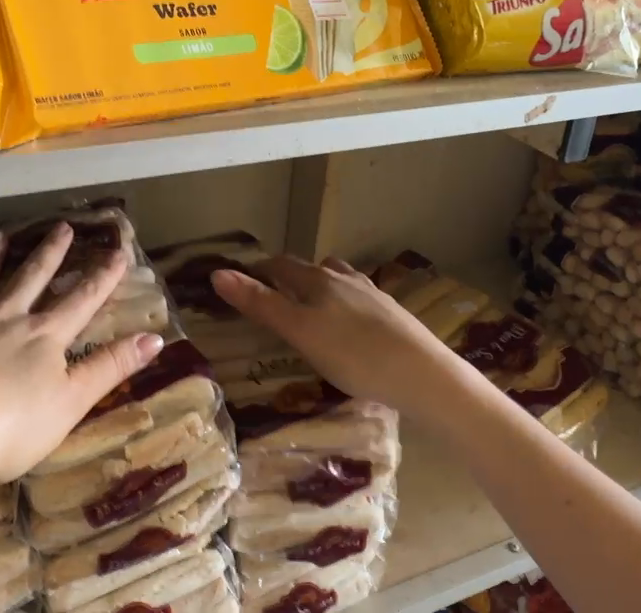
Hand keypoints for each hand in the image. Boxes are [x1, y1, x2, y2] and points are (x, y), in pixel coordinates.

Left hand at [0, 224, 164, 492]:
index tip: (119, 252)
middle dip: (50, 253)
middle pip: (32, 278)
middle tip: (63, 227)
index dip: (102, 278)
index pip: (81, 301)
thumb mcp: (69, 406)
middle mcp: (5, 315)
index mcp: (43, 337)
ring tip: (1, 234)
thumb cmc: (4, 431)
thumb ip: (110, 369)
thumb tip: (155, 338)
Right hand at [212, 256, 467, 418]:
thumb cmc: (354, 354)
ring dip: (321, 287)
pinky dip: (345, 305)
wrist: (423, 374)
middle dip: (289, 278)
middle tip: (273, 297)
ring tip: (311, 308)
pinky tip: (350, 327)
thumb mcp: (298, 332)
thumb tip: (217, 273)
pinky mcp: (393, 315)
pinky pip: (360, 300)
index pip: (281, 265)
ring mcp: (373, 295)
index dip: (259, 270)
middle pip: (311, 269)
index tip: (243, 281)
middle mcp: (345, 279)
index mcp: (318, 280)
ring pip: (340, 281)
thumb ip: (260, 304)